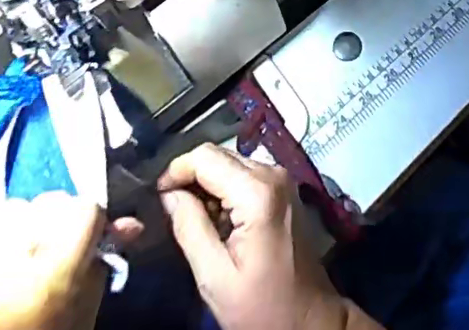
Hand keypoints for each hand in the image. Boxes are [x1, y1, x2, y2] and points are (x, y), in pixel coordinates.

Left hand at [0, 192, 142, 329]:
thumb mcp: (74, 328)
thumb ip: (97, 274)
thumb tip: (125, 228)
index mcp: (47, 282)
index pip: (85, 209)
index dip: (88, 227)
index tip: (84, 245)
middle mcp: (4, 263)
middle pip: (48, 203)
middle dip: (53, 226)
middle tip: (46, 258)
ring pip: (10, 208)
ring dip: (17, 229)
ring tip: (9, 265)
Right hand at [156, 144, 378, 329]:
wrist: (310, 318)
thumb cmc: (263, 306)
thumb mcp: (216, 277)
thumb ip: (190, 228)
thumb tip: (169, 194)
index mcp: (257, 191)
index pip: (206, 157)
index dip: (176, 171)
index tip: (158, 196)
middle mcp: (272, 172)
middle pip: (218, 155)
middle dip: (190, 178)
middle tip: (173, 212)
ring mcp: (280, 177)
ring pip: (229, 162)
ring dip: (207, 185)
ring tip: (196, 222)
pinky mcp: (282, 187)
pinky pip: (243, 174)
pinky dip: (224, 190)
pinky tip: (219, 222)